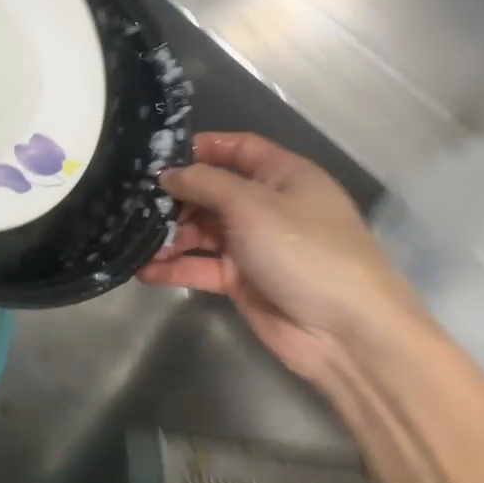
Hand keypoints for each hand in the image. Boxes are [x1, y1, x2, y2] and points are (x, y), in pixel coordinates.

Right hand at [138, 132, 426, 380]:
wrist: (349, 334)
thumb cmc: (305, 251)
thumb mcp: (251, 204)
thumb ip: (203, 182)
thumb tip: (167, 174)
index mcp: (284, 177)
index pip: (237, 148)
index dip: (200, 147)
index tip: (156, 155)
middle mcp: (268, 206)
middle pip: (211, 190)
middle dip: (175, 196)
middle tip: (135, 202)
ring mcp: (254, 245)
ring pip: (200, 230)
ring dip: (168, 235)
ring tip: (139, 241)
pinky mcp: (242, 281)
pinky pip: (200, 266)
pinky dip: (174, 267)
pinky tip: (144, 270)